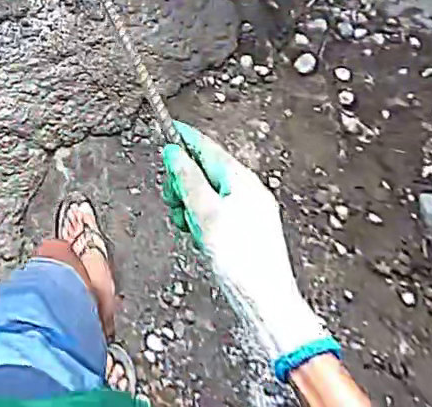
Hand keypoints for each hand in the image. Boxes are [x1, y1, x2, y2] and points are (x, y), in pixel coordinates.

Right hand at [160, 122, 340, 381]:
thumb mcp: (205, 211)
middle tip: (172, 199)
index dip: (183, 136)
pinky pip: (213, 210)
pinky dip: (199, 216)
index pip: (206, 147)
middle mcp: (247, 190)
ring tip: (186, 223)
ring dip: (188, 202)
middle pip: (203, 169)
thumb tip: (173, 151)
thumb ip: (186, 176)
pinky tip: (196, 234)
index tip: (164, 127)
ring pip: (205, 191)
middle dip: (181, 180)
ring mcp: (248, 210)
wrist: (267, 304)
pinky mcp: (245, 228)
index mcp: (241, 180)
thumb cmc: (240, 259)